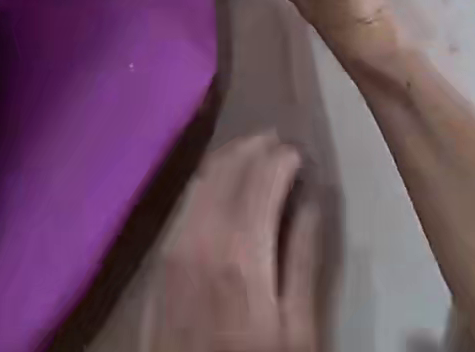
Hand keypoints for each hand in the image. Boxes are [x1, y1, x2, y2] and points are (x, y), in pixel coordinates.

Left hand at [144, 134, 320, 351]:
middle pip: (230, 165)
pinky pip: (186, 200)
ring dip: (232, 157)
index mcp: (241, 250)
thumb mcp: (299, 330)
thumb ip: (305, 257)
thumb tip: (314, 199)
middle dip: (258, 146)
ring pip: (204, 176)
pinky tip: (224, 185)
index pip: (264, 172)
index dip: (286, 155)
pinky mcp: (159, 262)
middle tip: (281, 144)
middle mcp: (202, 236)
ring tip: (256, 154)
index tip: (303, 155)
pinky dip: (210, 179)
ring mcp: (174, 247)